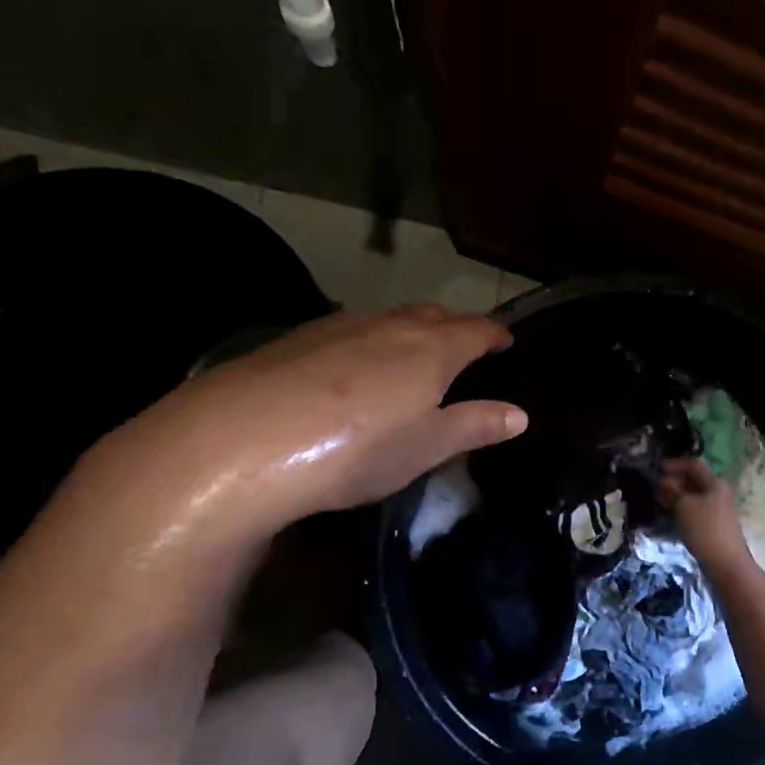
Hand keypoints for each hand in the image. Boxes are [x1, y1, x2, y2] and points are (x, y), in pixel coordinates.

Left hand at [64, 304, 527, 559]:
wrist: (244, 441)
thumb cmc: (356, 450)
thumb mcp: (425, 448)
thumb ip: (475, 425)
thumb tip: (520, 413)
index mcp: (430, 348)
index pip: (476, 330)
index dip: (495, 334)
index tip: (506, 342)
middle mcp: (389, 324)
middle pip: (432, 314)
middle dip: (454, 326)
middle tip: (463, 348)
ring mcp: (339, 326)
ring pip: (388, 318)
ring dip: (409, 330)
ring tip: (410, 355)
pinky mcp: (297, 338)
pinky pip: (350, 329)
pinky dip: (368, 340)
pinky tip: (351, 368)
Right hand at [657, 458, 752, 572]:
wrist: (725, 562)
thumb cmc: (704, 529)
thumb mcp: (684, 506)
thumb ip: (672, 490)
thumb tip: (662, 482)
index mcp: (715, 483)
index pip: (693, 465)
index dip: (674, 465)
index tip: (657, 470)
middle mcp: (718, 492)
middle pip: (694, 479)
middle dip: (674, 481)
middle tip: (655, 488)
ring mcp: (718, 508)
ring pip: (694, 495)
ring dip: (676, 495)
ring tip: (659, 501)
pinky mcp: (714, 523)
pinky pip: (696, 508)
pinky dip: (682, 507)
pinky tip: (671, 514)